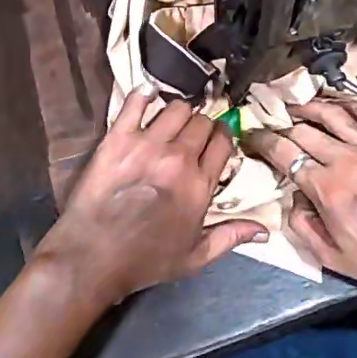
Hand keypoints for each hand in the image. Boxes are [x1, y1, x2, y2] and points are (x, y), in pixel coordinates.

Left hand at [36, 88, 266, 303]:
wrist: (92, 257)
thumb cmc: (145, 261)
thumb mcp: (195, 258)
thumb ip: (230, 237)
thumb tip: (264, 230)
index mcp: (200, 185)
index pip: (223, 142)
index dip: (223, 138)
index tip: (217, 142)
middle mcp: (178, 159)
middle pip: (201, 122)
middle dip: (202, 126)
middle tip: (192, 136)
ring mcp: (146, 145)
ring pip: (175, 108)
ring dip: (178, 113)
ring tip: (171, 123)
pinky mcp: (117, 139)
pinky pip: (135, 103)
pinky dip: (144, 95)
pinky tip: (147, 96)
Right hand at [244, 99, 356, 310]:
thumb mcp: (332, 257)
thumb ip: (303, 227)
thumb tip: (294, 204)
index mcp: (327, 186)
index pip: (284, 152)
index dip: (261, 141)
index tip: (250, 137)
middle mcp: (348, 159)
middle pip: (305, 129)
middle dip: (280, 122)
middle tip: (266, 119)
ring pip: (335, 114)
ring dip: (310, 105)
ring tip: (295, 104)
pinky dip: (349, 104)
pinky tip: (338, 102)